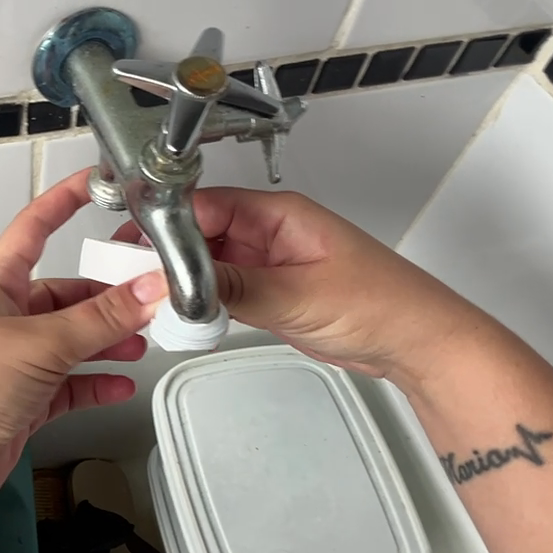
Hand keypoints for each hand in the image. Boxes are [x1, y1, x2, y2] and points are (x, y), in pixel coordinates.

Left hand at [0, 171, 165, 507]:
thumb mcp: (40, 343)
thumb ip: (99, 319)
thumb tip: (150, 289)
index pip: (32, 231)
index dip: (61, 203)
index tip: (94, 183)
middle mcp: (5, 320)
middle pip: (66, 296)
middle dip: (107, 298)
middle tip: (149, 302)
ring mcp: (15, 362)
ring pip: (72, 341)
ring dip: (108, 341)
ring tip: (142, 345)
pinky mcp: (24, 401)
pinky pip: (69, 384)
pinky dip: (96, 383)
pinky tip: (120, 385)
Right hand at [115, 188, 492, 388]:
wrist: (418, 345)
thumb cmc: (382, 305)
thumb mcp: (297, 296)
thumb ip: (234, 287)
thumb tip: (179, 282)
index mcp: (278, 214)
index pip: (206, 206)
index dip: (167, 223)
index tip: (137, 246)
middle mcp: (268, 233)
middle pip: (200, 233)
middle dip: (167, 254)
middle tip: (134, 276)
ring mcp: (266, 263)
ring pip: (207, 263)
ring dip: (183, 281)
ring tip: (153, 298)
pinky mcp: (267, 291)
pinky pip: (221, 289)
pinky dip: (202, 301)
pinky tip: (186, 316)